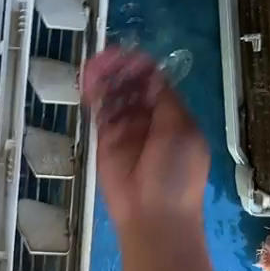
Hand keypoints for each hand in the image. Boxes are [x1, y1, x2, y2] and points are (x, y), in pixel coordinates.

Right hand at [82, 48, 208, 237]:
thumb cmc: (176, 174)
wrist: (154, 216)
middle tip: (103, 56)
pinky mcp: (105, 139)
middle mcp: (148, 118)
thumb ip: (165, 100)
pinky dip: (94, 95)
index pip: (155, 82)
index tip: (126, 55)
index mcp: (173, 115)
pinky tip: (87, 82)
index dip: (141, 67)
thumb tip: (152, 73)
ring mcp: (126, 128)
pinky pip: (100, 111)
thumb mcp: (182, 131)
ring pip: (114, 95)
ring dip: (104, 78)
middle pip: (132, 85)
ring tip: (92, 65)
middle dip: (119, 69)